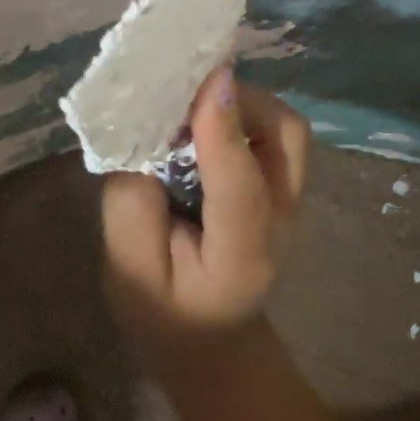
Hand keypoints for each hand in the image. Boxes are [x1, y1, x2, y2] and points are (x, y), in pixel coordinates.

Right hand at [101, 67, 310, 382]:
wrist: (210, 342)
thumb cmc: (162, 313)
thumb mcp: (129, 270)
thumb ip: (131, 205)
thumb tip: (143, 136)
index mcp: (242, 255)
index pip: (240, 186)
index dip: (223, 130)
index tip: (207, 78)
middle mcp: (281, 221)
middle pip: (284, 139)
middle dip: (238, 100)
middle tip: (182, 89)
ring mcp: (290, 202)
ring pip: (284, 128)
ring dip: (241, 101)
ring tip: (190, 101)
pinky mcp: (281, 186)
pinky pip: (271, 132)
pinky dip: (240, 111)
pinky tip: (200, 116)